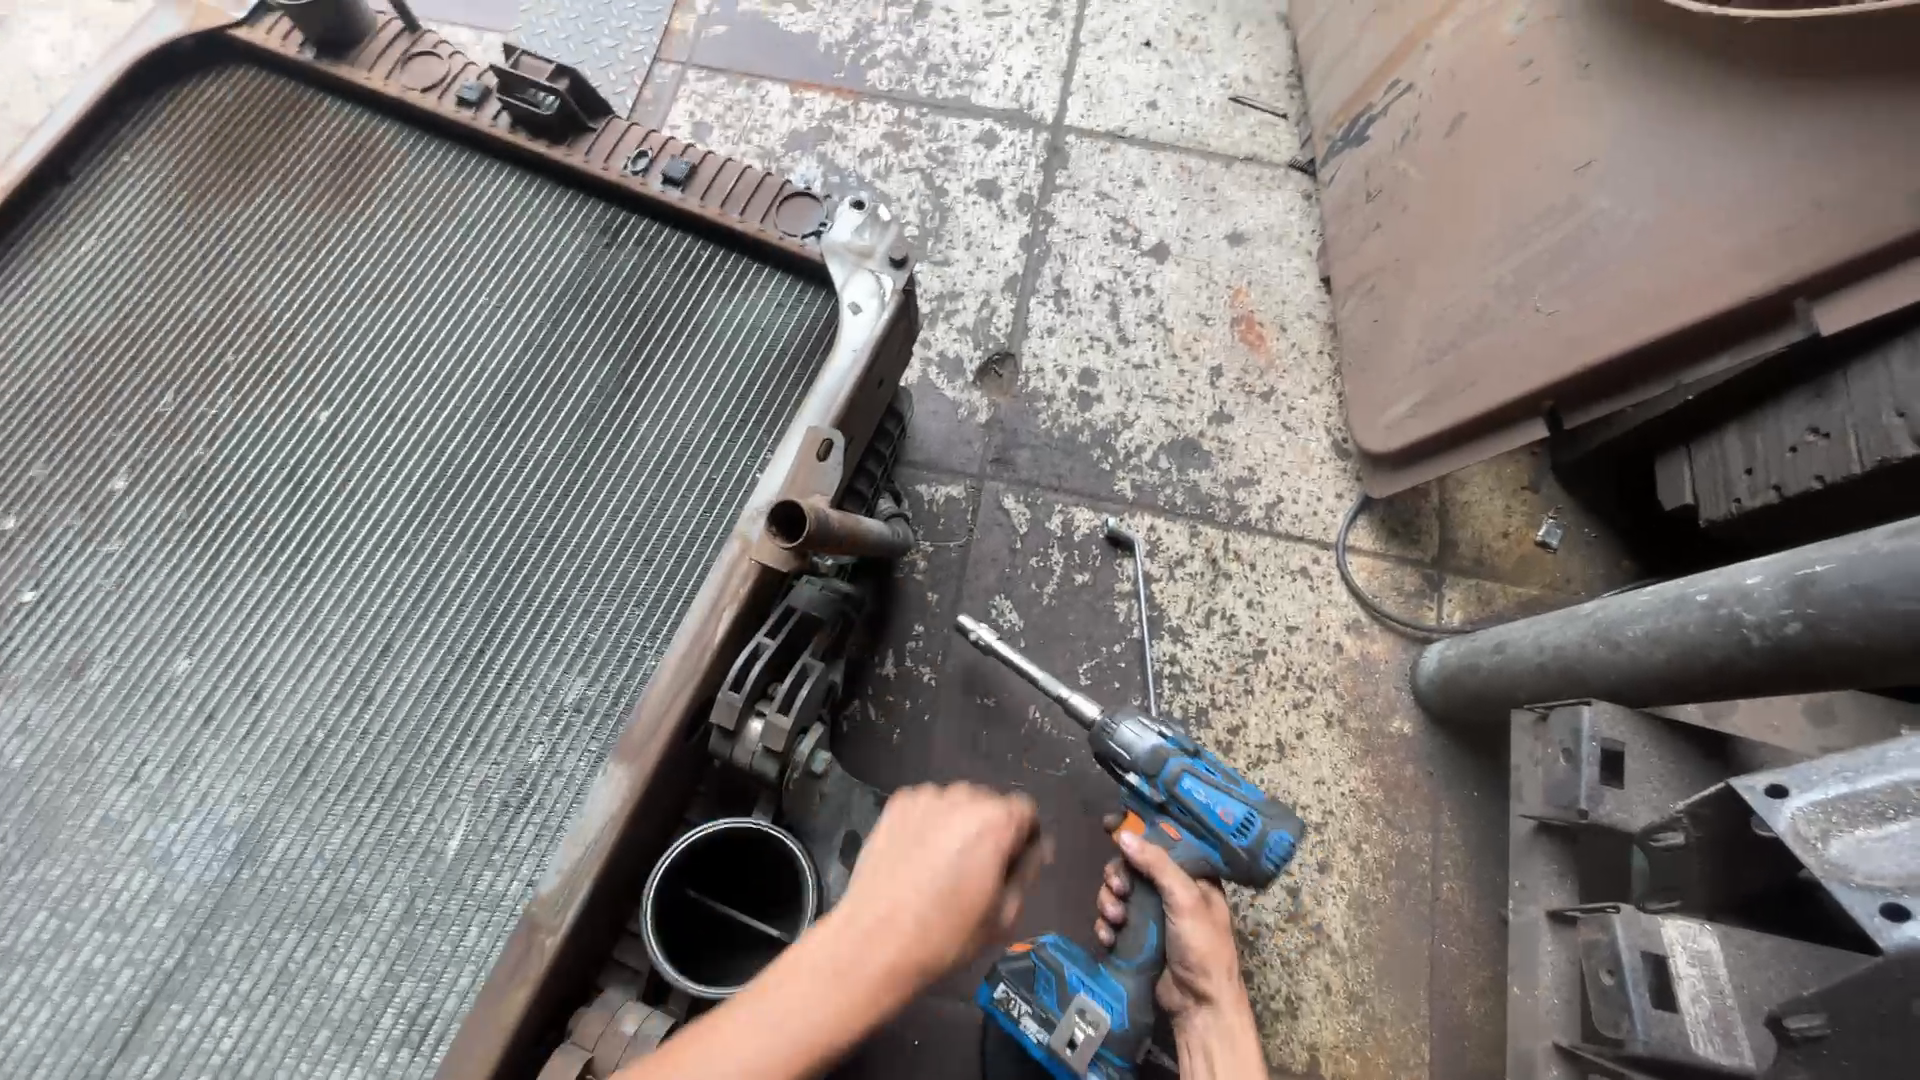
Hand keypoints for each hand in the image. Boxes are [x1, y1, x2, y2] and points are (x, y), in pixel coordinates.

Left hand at [830, 783, 1048, 991]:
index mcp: (996, 821)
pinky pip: (928, 807)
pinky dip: (930, 824)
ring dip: (959, 825)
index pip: (1026, 810)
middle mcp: (963, 797)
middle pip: (991, 804)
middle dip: (991, 831)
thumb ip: (1028, 870)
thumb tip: (1036, 846)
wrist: (874, 941)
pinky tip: (918, 857)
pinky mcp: (897, 803)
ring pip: (958, 804)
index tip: (1011, 864)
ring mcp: (926, 797)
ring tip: (942, 865)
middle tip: (976, 871)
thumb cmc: (945, 935)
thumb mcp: (1004, 915)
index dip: (1024, 837)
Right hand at [1093, 824, 1245, 1022]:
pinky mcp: (1137, 936)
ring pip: (1119, 891)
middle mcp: (1171, 889)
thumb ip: (1156, 864)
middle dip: (1118, 876)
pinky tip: (1108, 936)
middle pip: (1132, 866)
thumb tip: (1123, 834)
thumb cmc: (1202, 947)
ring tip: (1114, 919)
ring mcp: (1152, 914)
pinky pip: (1112, 918)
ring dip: (1109, 901)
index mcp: (1192, 875)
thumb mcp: (1185, 899)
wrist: (1199, 1006)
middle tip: (1118, 889)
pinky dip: (1106, 924)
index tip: (1110, 825)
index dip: (1136, 832)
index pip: (1161, 841)